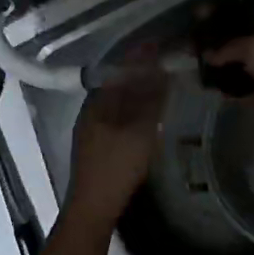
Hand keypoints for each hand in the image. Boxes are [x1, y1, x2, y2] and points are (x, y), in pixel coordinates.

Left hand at [69, 70, 167, 218]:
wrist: (94, 208)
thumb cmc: (117, 166)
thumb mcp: (140, 131)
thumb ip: (150, 100)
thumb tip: (161, 71)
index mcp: (96, 104)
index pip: (118, 70)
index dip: (139, 58)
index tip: (159, 46)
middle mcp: (90, 112)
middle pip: (116, 85)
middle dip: (139, 74)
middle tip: (164, 65)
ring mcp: (91, 131)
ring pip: (116, 102)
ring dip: (137, 93)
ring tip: (160, 87)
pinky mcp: (96, 147)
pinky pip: (117, 117)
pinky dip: (133, 111)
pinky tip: (147, 117)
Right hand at [202, 32, 253, 100]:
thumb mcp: (250, 49)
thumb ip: (227, 50)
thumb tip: (208, 55)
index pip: (243, 30)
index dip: (225, 33)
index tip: (208, 39)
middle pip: (243, 52)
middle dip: (225, 56)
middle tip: (205, 61)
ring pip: (245, 72)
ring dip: (230, 76)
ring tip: (210, 79)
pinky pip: (250, 93)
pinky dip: (238, 95)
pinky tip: (222, 96)